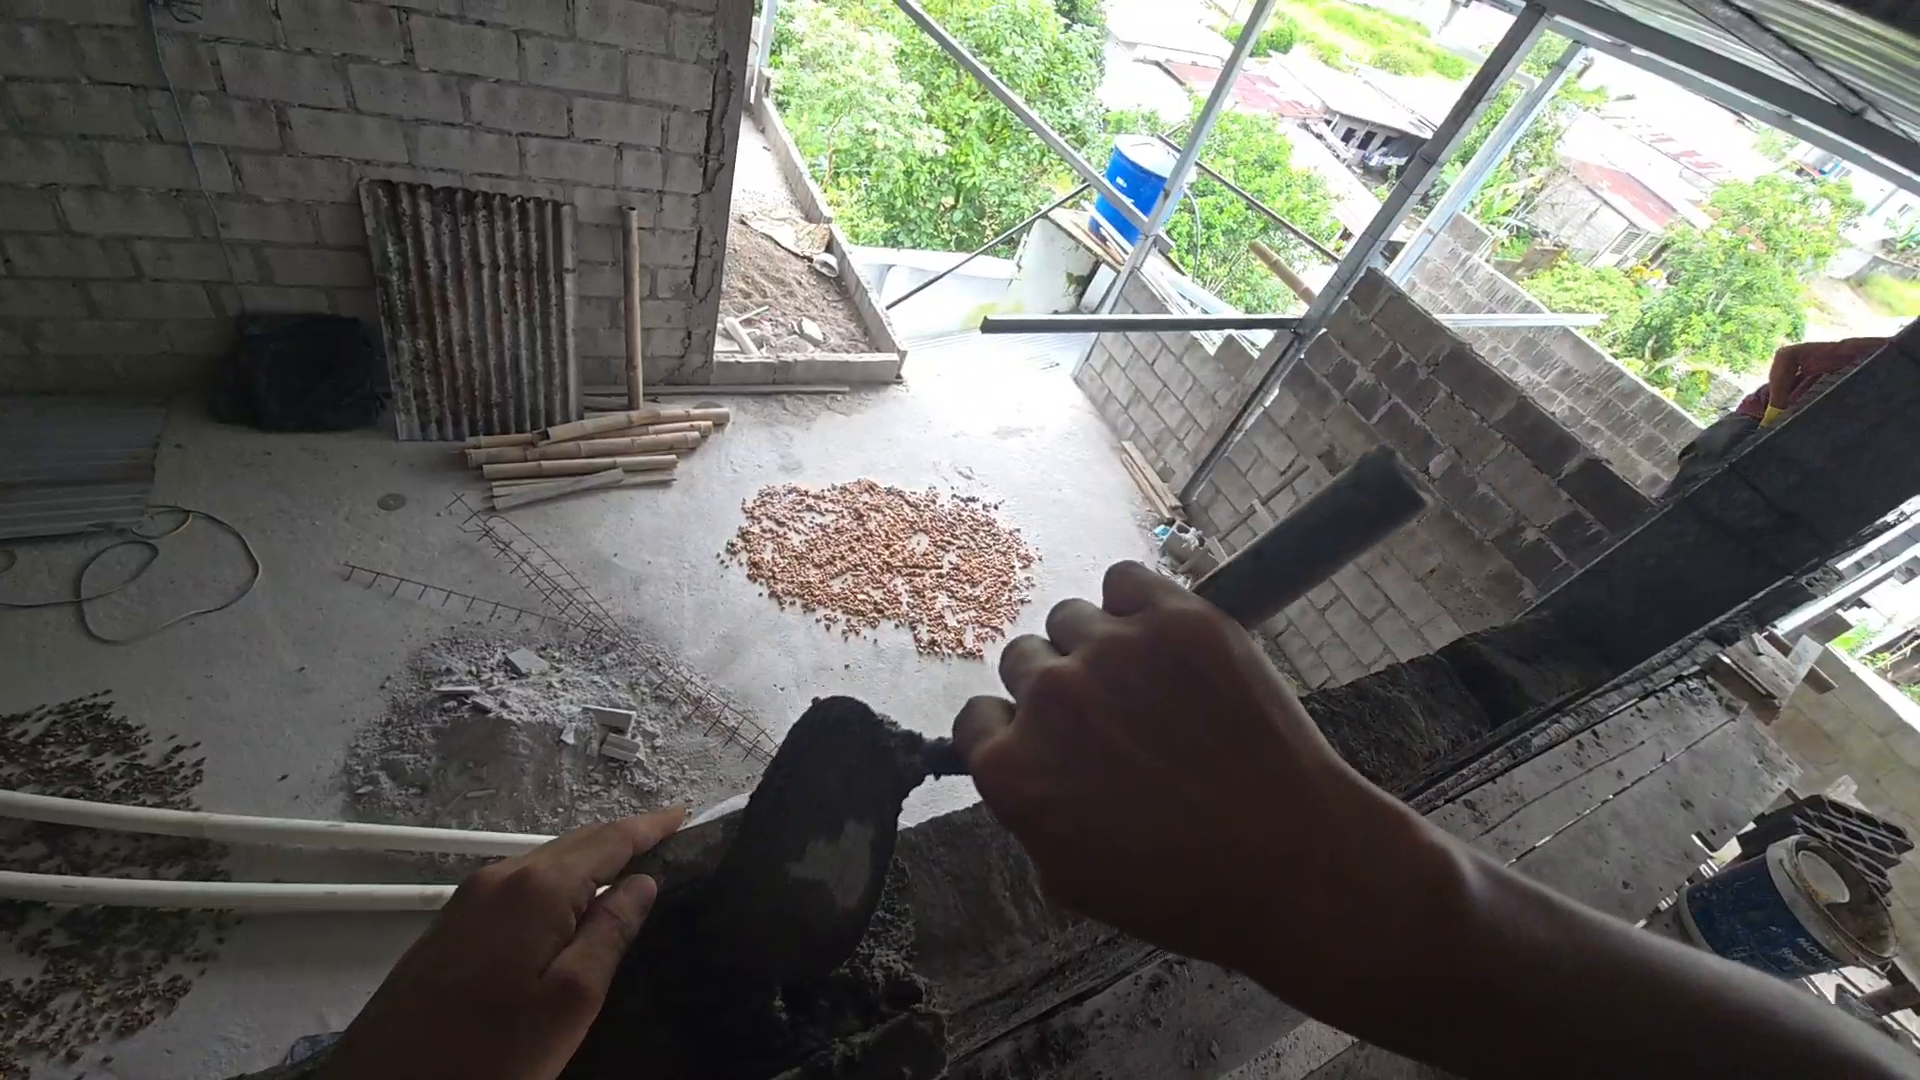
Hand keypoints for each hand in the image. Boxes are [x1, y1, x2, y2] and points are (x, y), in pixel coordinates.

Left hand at [317, 809, 686, 1079]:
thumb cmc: (488, 1057)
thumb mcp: (570, 1001)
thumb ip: (612, 932)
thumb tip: (642, 882)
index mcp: (537, 887)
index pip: (611, 839)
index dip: (652, 825)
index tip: (686, 813)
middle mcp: (502, 877)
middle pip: (579, 842)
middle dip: (624, 839)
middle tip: (667, 843)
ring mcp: (468, 899)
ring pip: (549, 862)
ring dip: (592, 860)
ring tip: (630, 870)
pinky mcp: (448, 926)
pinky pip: (522, 884)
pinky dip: (560, 881)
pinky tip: (573, 903)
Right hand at [953, 562, 1431, 974]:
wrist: (1292, 862)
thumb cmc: (1178, 887)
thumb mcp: (1066, 877)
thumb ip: (1021, 808)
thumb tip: (1015, 761)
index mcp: (1012, 766)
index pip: (977, 715)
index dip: (1010, 728)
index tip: (1044, 737)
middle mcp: (1049, 695)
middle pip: (1022, 657)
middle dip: (1054, 685)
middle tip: (1106, 713)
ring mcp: (1110, 648)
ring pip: (1070, 617)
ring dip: (1094, 644)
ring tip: (1143, 677)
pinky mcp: (1173, 617)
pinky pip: (1123, 579)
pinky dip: (1133, 602)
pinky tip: (1159, 635)